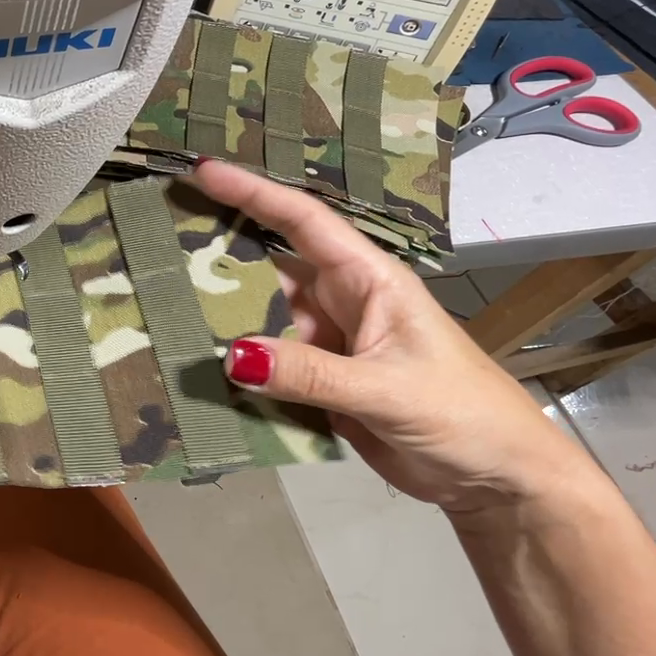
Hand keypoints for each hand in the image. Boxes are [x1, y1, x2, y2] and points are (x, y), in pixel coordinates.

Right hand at [189, 160, 596, 514]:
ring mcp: (324, 340)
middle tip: (156, 227)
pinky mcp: (314, 378)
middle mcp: (339, 300)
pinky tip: (190, 354)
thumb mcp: (390, 391)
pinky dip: (229, 355)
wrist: (499, 486)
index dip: (253, 193)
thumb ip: (311, 373)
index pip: (304, 221)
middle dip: (217, 241)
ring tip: (157, 292)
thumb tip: (231, 355)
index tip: (202, 170)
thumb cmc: (466, 417)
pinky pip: (261, 357)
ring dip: (217, 306)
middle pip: (267, 260)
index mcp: (369, 280)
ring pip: (258, 310)